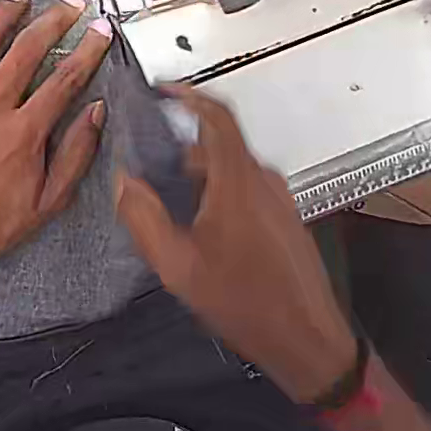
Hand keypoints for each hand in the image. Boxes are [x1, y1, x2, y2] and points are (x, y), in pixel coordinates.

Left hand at [0, 0, 111, 328]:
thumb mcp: (47, 202)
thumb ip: (75, 154)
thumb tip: (96, 111)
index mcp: (22, 135)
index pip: (64, 80)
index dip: (87, 51)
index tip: (101, 29)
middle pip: (25, 53)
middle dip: (52, 21)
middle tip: (70, 0)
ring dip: (3, 16)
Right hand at [114, 87, 361, 403]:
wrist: (306, 339)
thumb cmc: (248, 303)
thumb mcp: (178, 265)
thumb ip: (144, 217)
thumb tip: (124, 183)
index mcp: (238, 182)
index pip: (217, 116)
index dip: (189, 96)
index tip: (166, 90)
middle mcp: (263, 182)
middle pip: (219, 144)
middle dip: (182, 152)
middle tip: (155, 172)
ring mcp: (278, 199)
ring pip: (232, 167)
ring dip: (200, 176)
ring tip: (175, 208)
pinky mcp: (284, 217)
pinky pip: (246, 187)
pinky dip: (219, 191)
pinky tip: (203, 228)